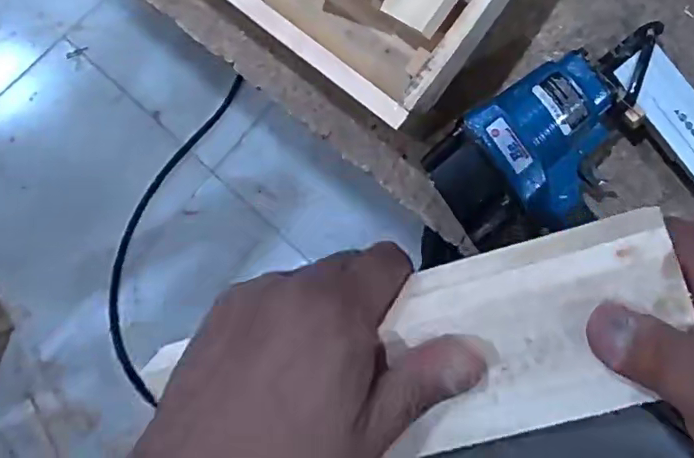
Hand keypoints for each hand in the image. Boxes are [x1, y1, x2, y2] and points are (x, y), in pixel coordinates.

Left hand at [133, 243, 484, 457]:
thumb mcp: (365, 436)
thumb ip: (421, 381)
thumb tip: (478, 352)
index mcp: (338, 305)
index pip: (389, 258)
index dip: (398, 291)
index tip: (389, 336)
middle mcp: (295, 285)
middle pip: (348, 267)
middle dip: (358, 301)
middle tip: (349, 364)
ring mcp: (251, 297)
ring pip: (307, 282)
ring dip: (317, 308)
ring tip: (299, 373)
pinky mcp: (215, 316)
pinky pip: (267, 297)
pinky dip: (276, 318)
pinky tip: (259, 372)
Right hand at [586, 217, 693, 457]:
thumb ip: (651, 348)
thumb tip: (598, 318)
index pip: (683, 236)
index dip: (641, 236)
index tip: (598, 248)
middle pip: (677, 269)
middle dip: (634, 277)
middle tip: (588, 285)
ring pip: (679, 306)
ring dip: (643, 312)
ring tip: (597, 319)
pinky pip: (685, 337)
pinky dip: (656, 341)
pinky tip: (628, 358)